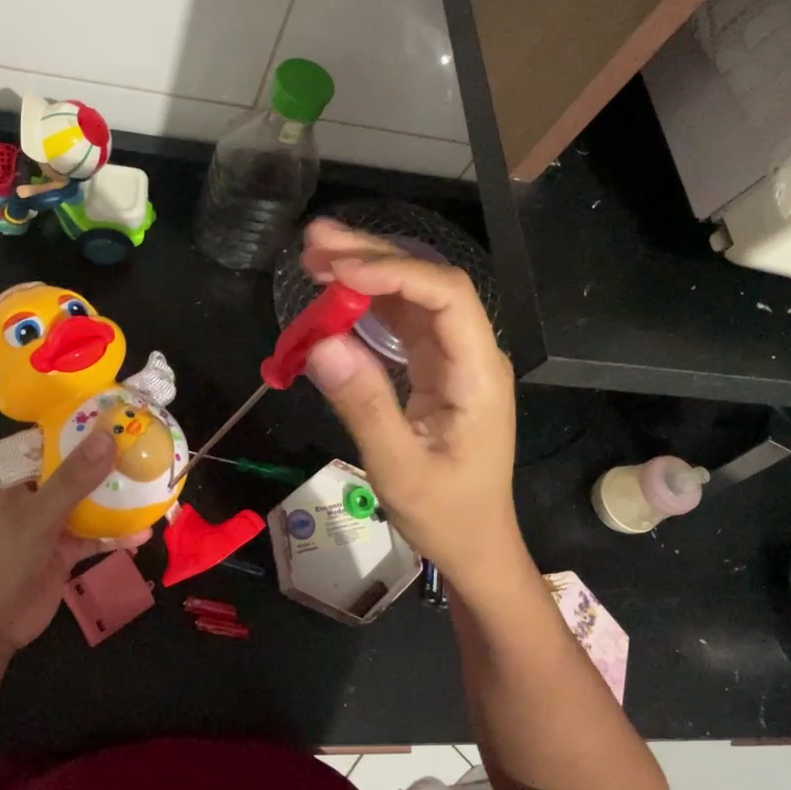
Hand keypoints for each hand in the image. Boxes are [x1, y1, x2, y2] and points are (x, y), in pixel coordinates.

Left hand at [0, 430, 150, 650]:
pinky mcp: (65, 554)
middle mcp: (38, 497)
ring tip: (155, 484)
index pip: (55, 442)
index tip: (121, 413)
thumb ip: (74, 479)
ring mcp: (52, 527)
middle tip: (149, 446)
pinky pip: (96, 538)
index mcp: (22, 479)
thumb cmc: (1, 562)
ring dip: (119, 499)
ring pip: (91, 505)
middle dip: (110, 462)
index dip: (85, 427)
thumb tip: (108, 436)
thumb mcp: (39, 517)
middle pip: (78, 472)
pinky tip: (145, 533)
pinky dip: (118, 536)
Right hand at [299, 219, 523, 590]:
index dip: (393, 274)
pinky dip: (364, 304)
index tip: (338, 273)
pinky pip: (399, 323)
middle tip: (313, 244)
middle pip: (426, 285)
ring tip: (312, 255)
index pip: (446, 296)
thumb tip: (321, 344)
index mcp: (478, 372)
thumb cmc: (447, 515)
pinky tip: (331, 293)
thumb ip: (365, 406)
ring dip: (364, 274)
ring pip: (410, 298)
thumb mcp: (400, 469)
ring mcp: (451, 358)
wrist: (475, 546)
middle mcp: (469, 352)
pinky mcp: (432, 368)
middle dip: (372, 259)